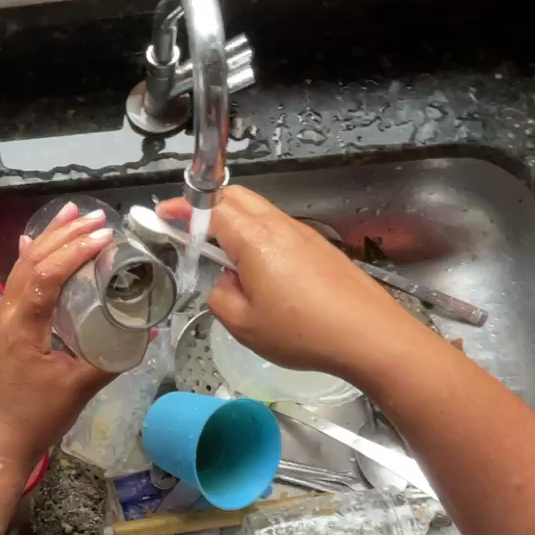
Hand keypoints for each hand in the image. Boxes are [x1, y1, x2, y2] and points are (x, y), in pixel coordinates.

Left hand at [0, 202, 117, 465]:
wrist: (4, 438)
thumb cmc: (39, 415)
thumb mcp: (81, 386)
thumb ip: (114, 356)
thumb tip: (148, 329)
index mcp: (23, 325)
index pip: (46, 274)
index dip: (75, 251)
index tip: (104, 236)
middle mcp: (8, 313)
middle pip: (32, 260)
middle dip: (64, 234)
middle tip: (97, 217)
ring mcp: (4, 316)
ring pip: (24, 266)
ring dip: (49, 238)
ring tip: (72, 213)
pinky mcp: (8, 324)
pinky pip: (19, 280)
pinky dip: (33, 257)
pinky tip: (33, 241)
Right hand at [156, 187, 440, 384]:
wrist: (370, 336)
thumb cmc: (304, 332)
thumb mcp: (243, 325)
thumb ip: (219, 296)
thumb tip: (225, 282)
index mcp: (255, 240)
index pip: (211, 209)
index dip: (184, 209)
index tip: (164, 214)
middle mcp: (279, 227)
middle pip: (236, 197)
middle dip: (206, 207)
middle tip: (188, 231)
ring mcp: (303, 235)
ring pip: (258, 212)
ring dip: (233, 223)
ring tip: (222, 258)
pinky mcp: (318, 249)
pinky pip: (277, 231)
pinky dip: (256, 238)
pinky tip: (257, 273)